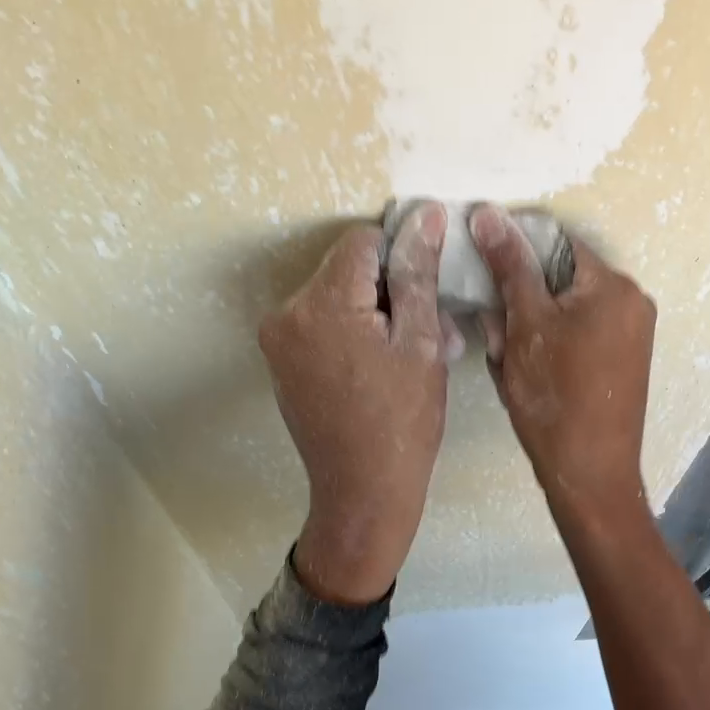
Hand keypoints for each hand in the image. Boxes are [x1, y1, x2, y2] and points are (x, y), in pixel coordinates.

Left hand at [259, 205, 462, 604]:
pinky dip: (354, 333)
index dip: (403, 257)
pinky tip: (382, 367)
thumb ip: (418, 274)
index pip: (364, 241)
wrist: (363, 493)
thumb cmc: (403, 422)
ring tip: (412, 354)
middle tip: (431, 332)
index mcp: (320, 304)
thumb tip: (424, 216)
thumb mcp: (422, 343)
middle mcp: (287, 313)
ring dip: (375, 313)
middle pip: (347, 269)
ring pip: (337, 297)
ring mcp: (278, 340)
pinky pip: (323, 325)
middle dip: (390, 290)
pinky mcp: (282, 362)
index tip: (428, 293)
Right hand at [470, 204, 656, 518]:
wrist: (589, 474)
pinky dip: (550, 342)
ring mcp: (632, 333)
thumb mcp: (524, 326)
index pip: (555, 243)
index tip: (481, 274)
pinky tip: (530, 372)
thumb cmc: (554, 398)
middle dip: (521, 299)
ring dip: (531, 324)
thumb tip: (488, 213)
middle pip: (561, 276)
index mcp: (614, 285)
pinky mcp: (623, 359)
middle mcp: (632, 301)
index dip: (513, 252)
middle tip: (499, 336)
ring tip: (511, 359)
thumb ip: (509, 266)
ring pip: (565, 307)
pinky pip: (579, 332)